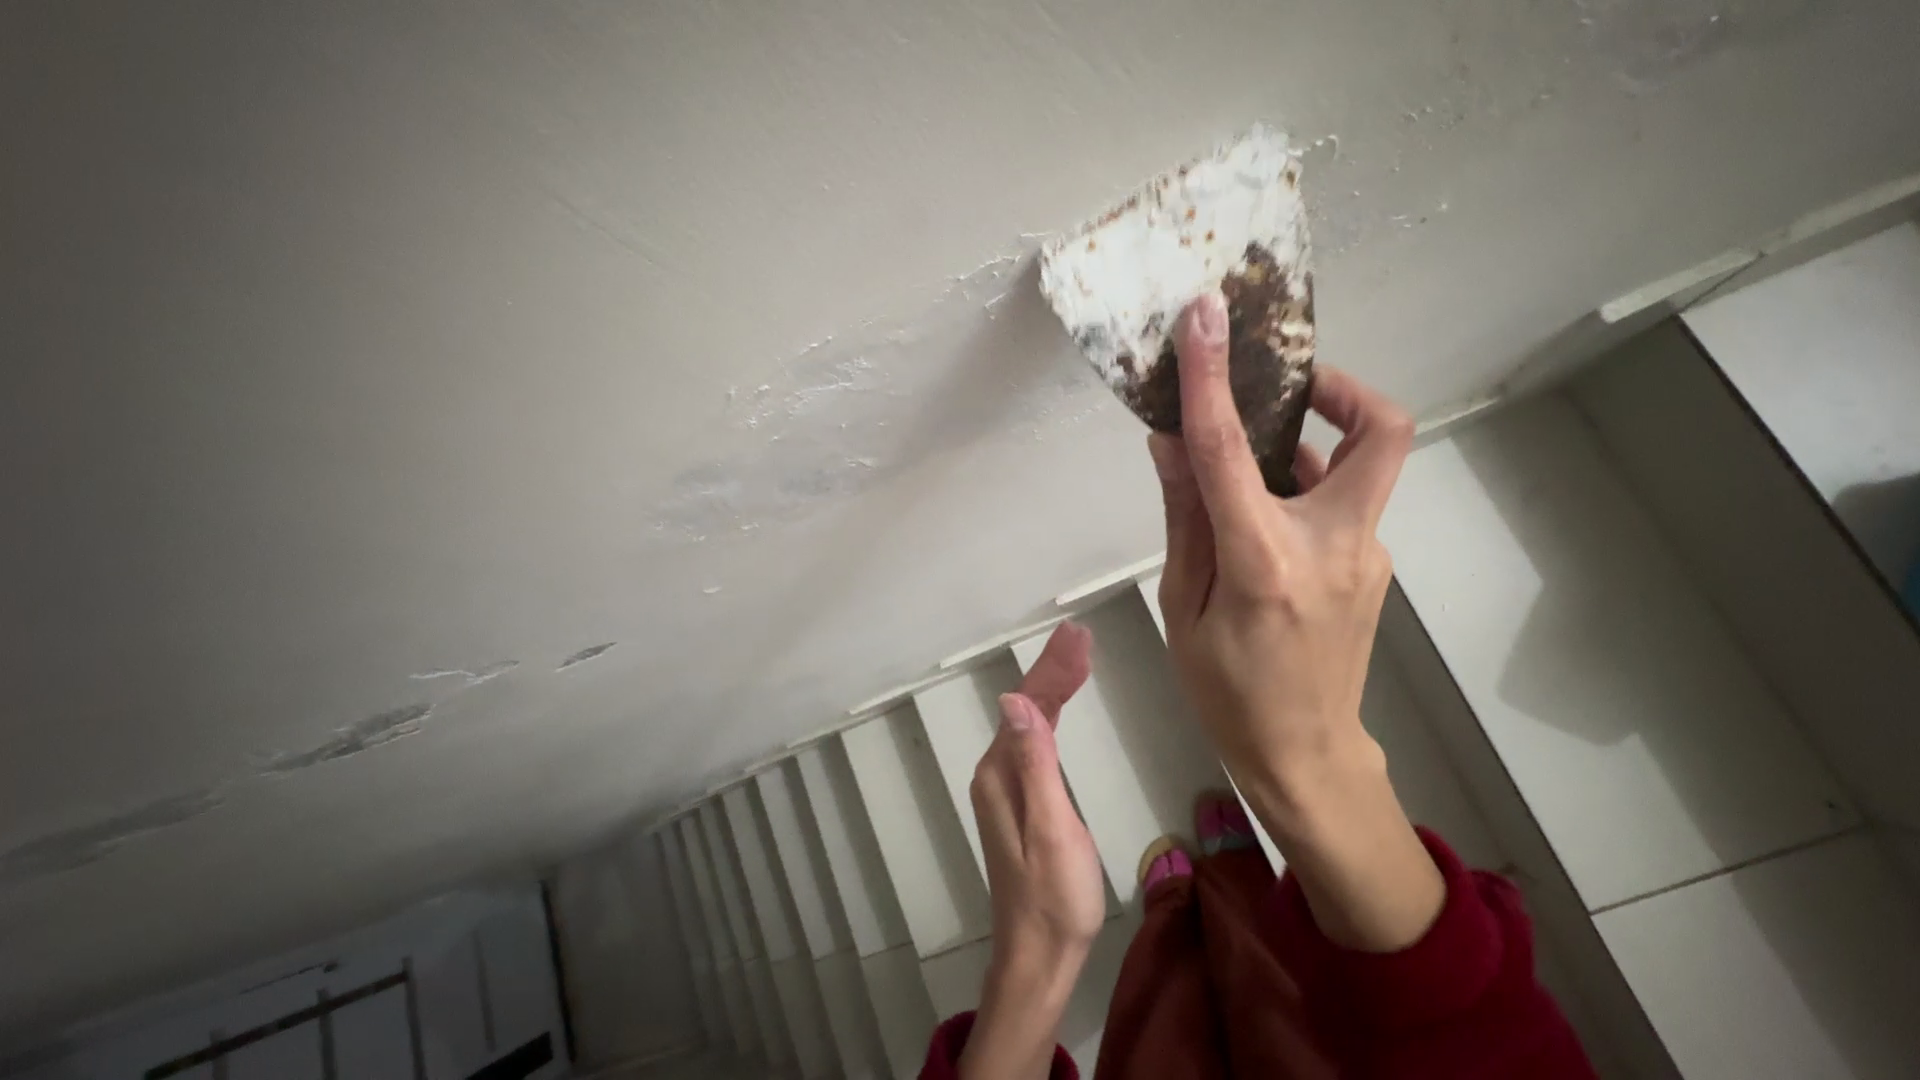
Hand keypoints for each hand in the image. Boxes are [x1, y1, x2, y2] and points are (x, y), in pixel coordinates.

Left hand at [960, 621, 1104, 1079]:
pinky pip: (1034, 743)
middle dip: (1053, 669)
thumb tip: (1012, 700)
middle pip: (1025, 708)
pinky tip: (1059, 706)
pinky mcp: (1020, 800)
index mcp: (1000, 775)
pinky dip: (1050, 715)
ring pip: (1029, 722)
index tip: (1080, 636)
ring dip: (1052, 685)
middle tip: (1081, 635)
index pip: (1028, 706)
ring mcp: (1005, 787)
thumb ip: (1035, 763)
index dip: (1054, 669)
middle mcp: (995, 773)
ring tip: (1077, 654)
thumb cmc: (1054, 897)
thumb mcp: (1051, 829)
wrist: (1040, 954)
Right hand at [1149, 289, 1442, 951]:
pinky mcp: (1374, 565)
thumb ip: (1183, 518)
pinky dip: (1304, 487)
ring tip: (1245, 468)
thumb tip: (1170, 441)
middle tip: (1280, 386)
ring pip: (1358, 465)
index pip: (1232, 450)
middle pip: (1380, 431)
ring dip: (1308, 444)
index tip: (1205, 316)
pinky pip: (1344, 501)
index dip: (1212, 379)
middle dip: (1340, 387)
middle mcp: (1334, 546)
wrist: (1305, 756)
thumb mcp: (1180, 608)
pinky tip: (1259, 517)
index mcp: (1264, 563)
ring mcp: (1368, 556)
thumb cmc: (1226, 693)